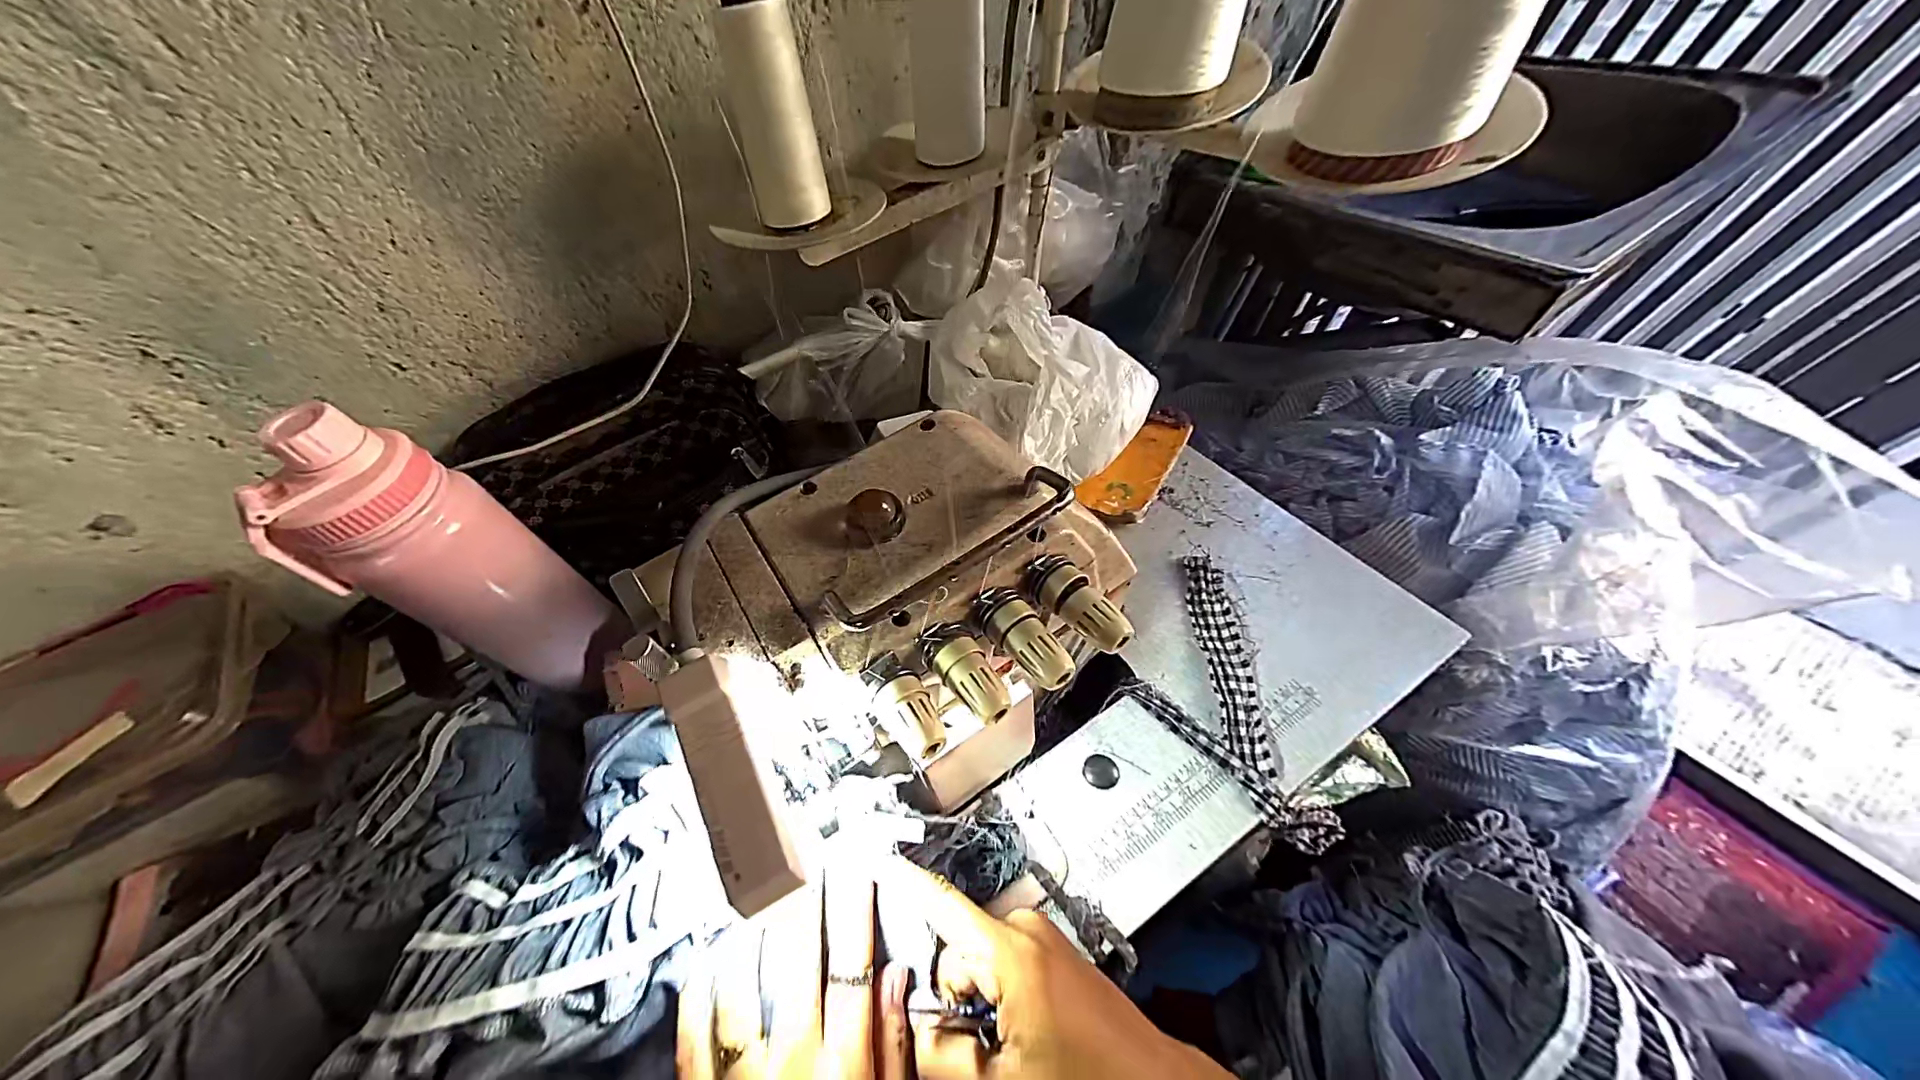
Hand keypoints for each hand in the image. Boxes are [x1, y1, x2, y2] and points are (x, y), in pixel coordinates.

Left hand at [677, 863, 911, 1078]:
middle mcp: (792, 1060)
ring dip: (753, 931)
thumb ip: (891, 1044)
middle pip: (799, 960)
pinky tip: (710, 954)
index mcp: (842, 1064)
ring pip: (745, 983)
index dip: (856, 913)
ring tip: (761, 892)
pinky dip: (702, 986)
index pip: (853, 966)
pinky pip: (697, 1030)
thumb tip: (893, 982)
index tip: (857, 874)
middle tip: (806, 863)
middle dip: (804, 904)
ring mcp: (744, 1075)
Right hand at [878, 857, 1231, 1079]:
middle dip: (954, 994)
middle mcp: (1024, 929)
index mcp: (1010, 950)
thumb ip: (939, 1053)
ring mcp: (1040, 936)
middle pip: (954, 948)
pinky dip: (998, 991)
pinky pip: (1001, 960)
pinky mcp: (1049, 947)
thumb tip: (909, 1030)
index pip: (940, 903)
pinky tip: (1021, 1030)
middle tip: (981, 1042)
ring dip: (978, 998)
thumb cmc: (1092, 1077)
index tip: (875, 860)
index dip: (903, 882)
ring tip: (1010, 1041)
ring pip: (977, 957)